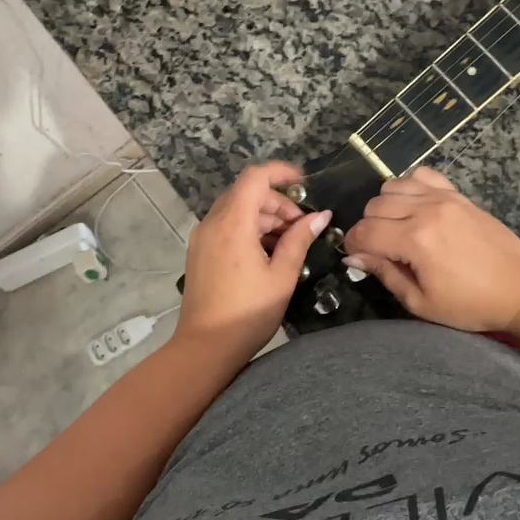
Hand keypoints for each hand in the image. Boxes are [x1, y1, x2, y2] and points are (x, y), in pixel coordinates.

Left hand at [177, 162, 331, 357]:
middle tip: (301, 227)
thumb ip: (299, 240)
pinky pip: (226, 227)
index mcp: (233, 224)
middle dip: (277, 202)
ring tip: (288, 244)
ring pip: (236, 210)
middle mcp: (212, 223)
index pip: (255, 178)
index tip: (305, 182)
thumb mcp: (282, 276)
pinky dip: (248, 229)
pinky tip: (266, 254)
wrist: (205, 347)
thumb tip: (320, 216)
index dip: (281, 172)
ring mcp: (202, 238)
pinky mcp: (199, 253)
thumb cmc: (248, 313)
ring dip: (264, 217)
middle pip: (246, 193)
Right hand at [342, 167, 519, 332]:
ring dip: (386, 207)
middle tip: (380, 250)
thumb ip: (385, 274)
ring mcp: (445, 198)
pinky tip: (415, 208)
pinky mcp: (459, 194)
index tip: (357, 259)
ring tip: (396, 229)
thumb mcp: (421, 302)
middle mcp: (427, 211)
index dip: (352, 246)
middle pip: (375, 206)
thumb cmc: (470, 305)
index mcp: (416, 240)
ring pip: (393, 186)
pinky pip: (422, 175)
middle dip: (368, 228)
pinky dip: (410, 187)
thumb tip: (354, 258)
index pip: (364, 232)